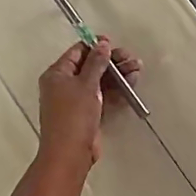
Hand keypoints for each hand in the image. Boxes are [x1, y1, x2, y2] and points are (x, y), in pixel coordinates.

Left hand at [37, 37, 141, 165]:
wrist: (71, 152)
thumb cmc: (74, 114)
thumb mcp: (86, 84)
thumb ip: (96, 62)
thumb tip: (103, 44)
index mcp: (57, 74)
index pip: (77, 52)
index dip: (96, 46)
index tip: (114, 44)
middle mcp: (65, 84)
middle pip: (91, 66)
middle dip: (112, 62)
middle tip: (131, 59)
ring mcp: (77, 99)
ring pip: (100, 81)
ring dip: (118, 75)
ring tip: (137, 70)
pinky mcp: (89, 112)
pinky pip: (103, 95)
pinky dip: (117, 89)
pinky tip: (132, 84)